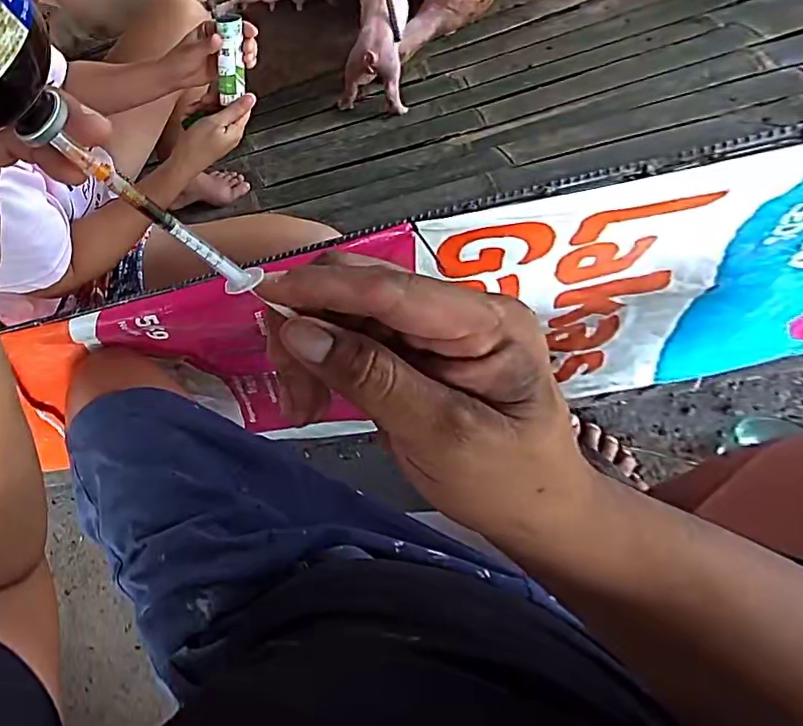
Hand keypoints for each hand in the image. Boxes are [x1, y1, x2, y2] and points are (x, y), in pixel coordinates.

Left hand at [157, 18, 260, 100]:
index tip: (250, 32)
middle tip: (248, 49)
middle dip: (248, 42)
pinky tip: (246, 66)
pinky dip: (244, 64)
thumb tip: (218, 38)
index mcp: (210, 29)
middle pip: (240, 36)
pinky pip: (238, 63)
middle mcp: (218, 38)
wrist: (173, 77)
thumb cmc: (178, 60)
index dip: (243, 26)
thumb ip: (206, 45)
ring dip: (248, 53)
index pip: (230, 23)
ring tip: (248, 59)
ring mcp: (222, 52)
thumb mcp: (192, 50)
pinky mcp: (224, 65)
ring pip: (241, 49)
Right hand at [170, 92, 254, 168]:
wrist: (180, 164)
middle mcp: (229, 133)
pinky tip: (188, 119)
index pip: (242, 107)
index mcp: (236, 130)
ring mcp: (218, 135)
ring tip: (192, 112)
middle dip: (213, 102)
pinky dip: (196, 118)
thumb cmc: (196, 146)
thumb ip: (234, 109)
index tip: (222, 88)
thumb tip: (251, 98)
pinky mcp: (207, 137)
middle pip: (227, 109)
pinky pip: (205, 122)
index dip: (233, 95)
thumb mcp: (216, 122)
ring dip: (202, 109)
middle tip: (203, 101)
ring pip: (214, 113)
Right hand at [259, 254, 599, 542]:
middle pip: (356, 288)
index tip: (264, 292)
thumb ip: (372, 379)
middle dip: (308, 322)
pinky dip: (314, 362)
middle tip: (283, 375)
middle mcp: (453, 308)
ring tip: (299, 401)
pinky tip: (309, 396)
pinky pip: (340, 334)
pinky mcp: (403, 342)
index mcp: (485, 321)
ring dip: (306, 349)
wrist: (538, 514)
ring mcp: (427, 324)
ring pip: (337, 309)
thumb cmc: (510, 483)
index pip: (390, 288)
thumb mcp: (442, 437)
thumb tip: (299, 332)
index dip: (322, 286)